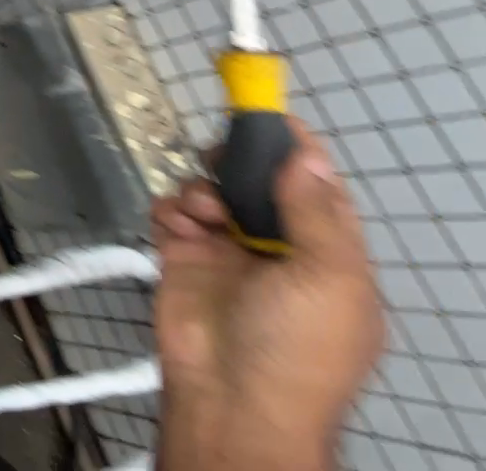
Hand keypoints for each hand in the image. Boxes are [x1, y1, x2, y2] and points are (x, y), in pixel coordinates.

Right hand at [152, 118, 382, 470]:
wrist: (232, 391)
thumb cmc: (299, 340)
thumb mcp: (328, 278)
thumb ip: (313, 213)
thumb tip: (305, 155)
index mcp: (327, 248)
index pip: (313, 184)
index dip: (292, 147)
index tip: (265, 108)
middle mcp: (278, 242)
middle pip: (254, 180)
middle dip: (235, 163)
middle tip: (219, 156)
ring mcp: (226, 248)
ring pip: (209, 191)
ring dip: (202, 191)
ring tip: (202, 214)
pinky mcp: (180, 253)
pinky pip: (171, 212)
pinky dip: (171, 210)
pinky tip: (178, 227)